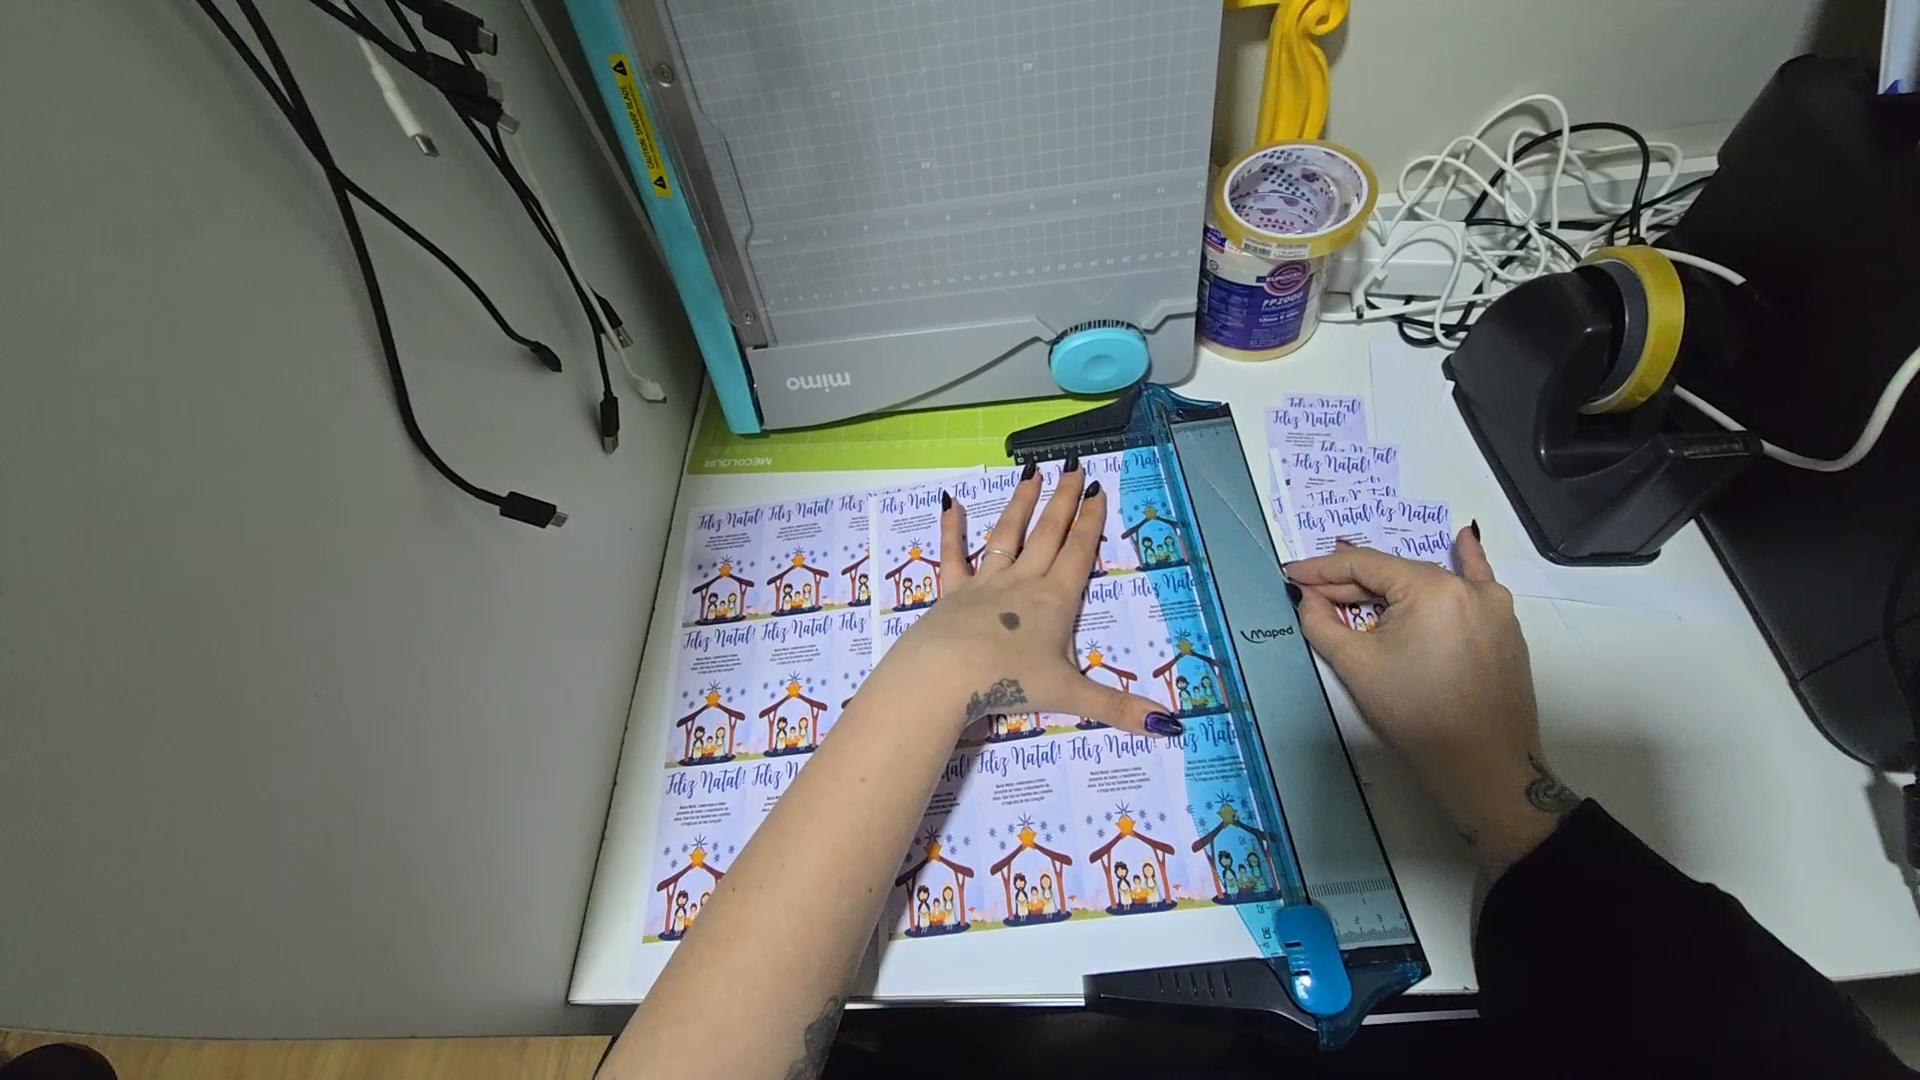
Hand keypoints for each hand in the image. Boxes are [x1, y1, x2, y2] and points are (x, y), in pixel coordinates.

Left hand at [876, 463, 1178, 738]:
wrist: (945, 675)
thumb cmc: (1009, 682)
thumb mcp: (1070, 696)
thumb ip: (1119, 709)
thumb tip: (1172, 728)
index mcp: (1055, 600)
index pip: (1079, 553)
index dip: (1091, 522)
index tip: (1098, 490)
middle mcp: (1023, 582)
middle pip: (1048, 534)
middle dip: (1064, 501)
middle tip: (1074, 468)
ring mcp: (985, 584)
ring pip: (1007, 536)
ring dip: (1021, 504)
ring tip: (1031, 474)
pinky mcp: (952, 592)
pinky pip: (953, 555)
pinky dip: (951, 529)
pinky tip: (950, 502)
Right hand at [1285, 527, 1578, 875]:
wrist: (1482, 766)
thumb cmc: (1413, 711)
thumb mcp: (1355, 663)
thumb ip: (1321, 621)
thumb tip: (1306, 596)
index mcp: (1432, 589)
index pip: (1365, 566)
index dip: (1322, 570)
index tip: (1291, 573)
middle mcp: (1468, 587)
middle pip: (1394, 575)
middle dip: (1350, 585)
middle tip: (1311, 596)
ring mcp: (1493, 606)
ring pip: (1426, 584)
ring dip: (1387, 586)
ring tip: (1351, 587)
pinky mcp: (1503, 628)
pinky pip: (1477, 586)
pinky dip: (1465, 563)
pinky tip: (1463, 539)